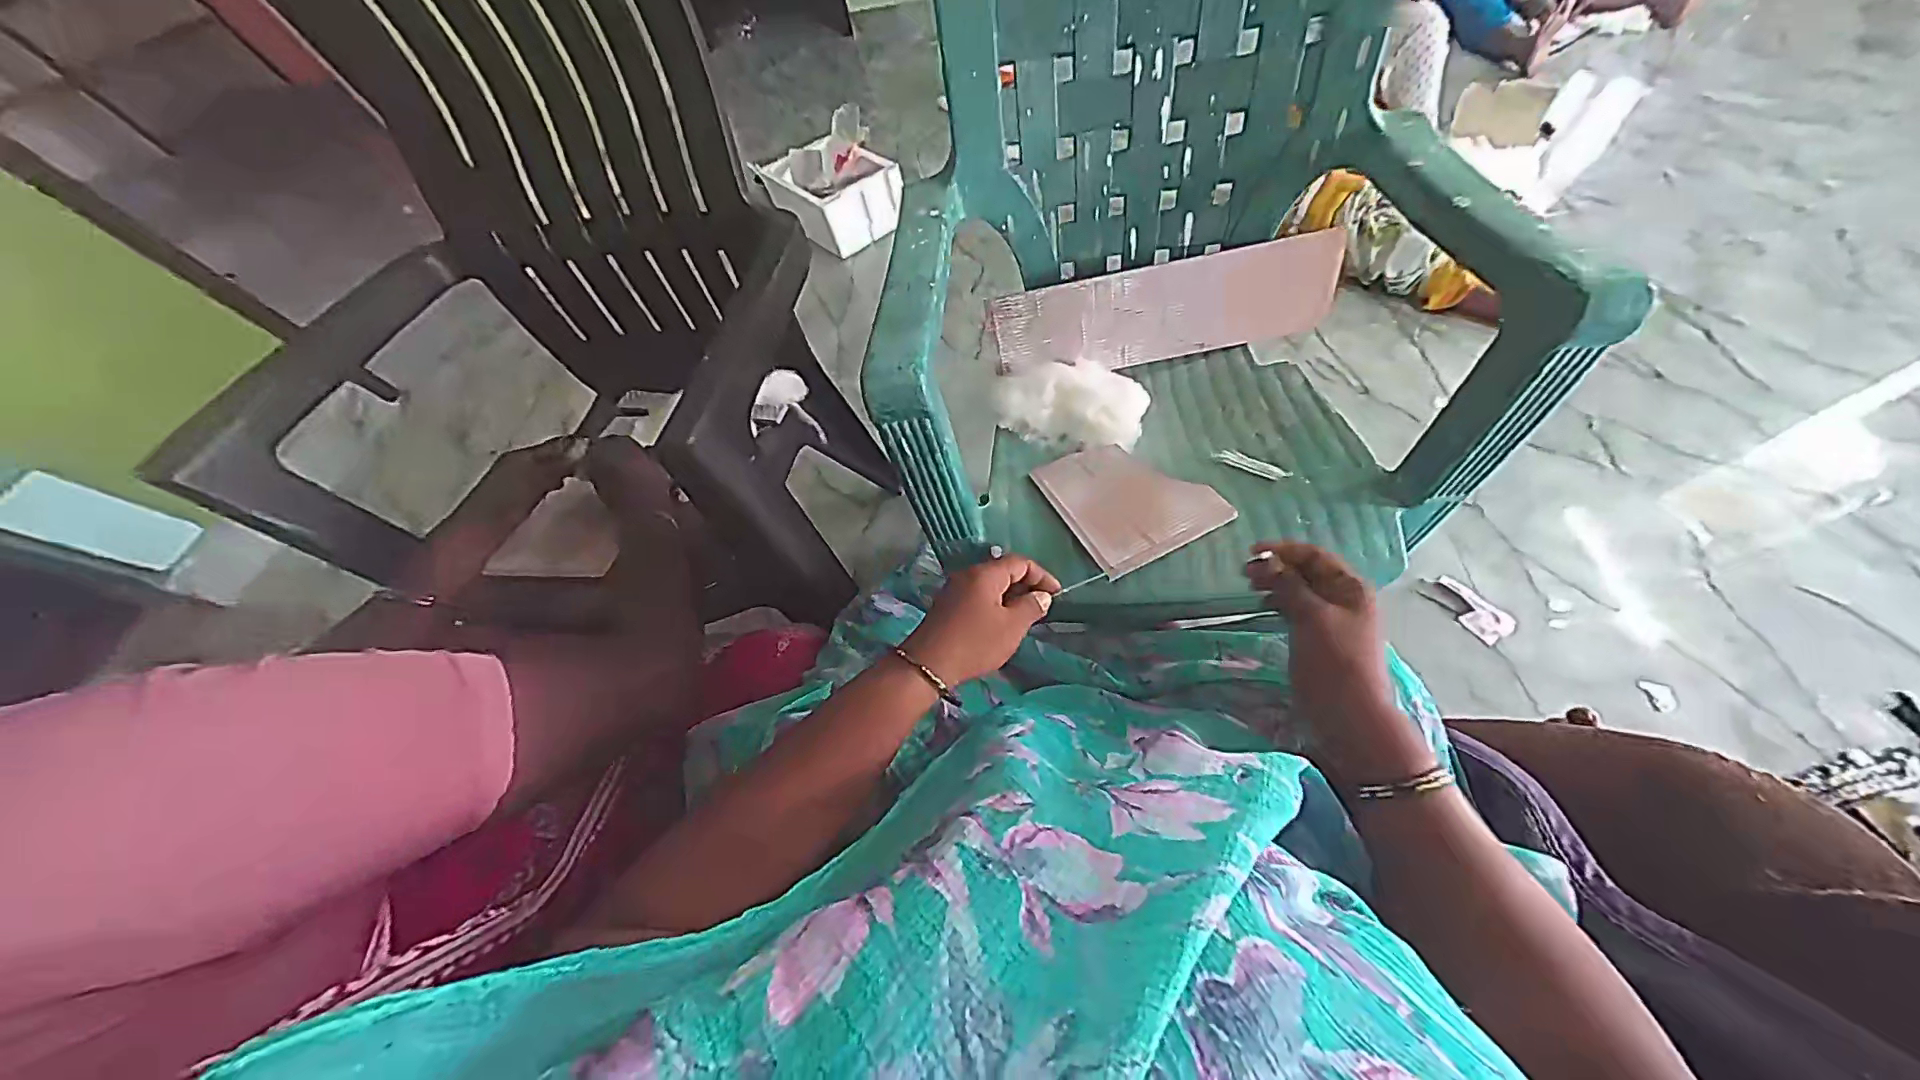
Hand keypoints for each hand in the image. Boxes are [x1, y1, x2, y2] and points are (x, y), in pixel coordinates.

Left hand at [901, 555, 1061, 685]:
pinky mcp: (947, 605)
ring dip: (1010, 596)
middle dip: (1026, 585)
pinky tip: (1001, 623)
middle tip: (1042, 606)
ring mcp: (954, 589)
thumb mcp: (1011, 627)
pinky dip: (994, 603)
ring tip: (1025, 616)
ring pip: (990, 584)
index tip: (1056, 594)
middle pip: (1003, 570)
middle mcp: (968, 575)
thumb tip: (1042, 595)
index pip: (1020, 562)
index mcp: (985, 574)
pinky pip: (977, 595)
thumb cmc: (975, 643)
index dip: (1042, 575)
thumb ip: (1031, 607)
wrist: (928, 664)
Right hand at [1244, 542, 1435, 785]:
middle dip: (1277, 567)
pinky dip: (1278, 604)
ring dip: (1275, 585)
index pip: (1315, 555)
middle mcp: (1343, 600)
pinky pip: (1295, 611)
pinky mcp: (1317, 641)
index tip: (1251, 553)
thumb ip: (1289, 585)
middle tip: (1245, 573)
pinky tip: (1262, 608)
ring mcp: (1331, 622)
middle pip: (1307, 572)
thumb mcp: (1311, 617)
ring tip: (1250, 589)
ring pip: (1299, 592)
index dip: (1283, 550)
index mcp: (1350, 588)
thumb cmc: (1334, 662)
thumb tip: (1267, 562)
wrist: (1348, 716)